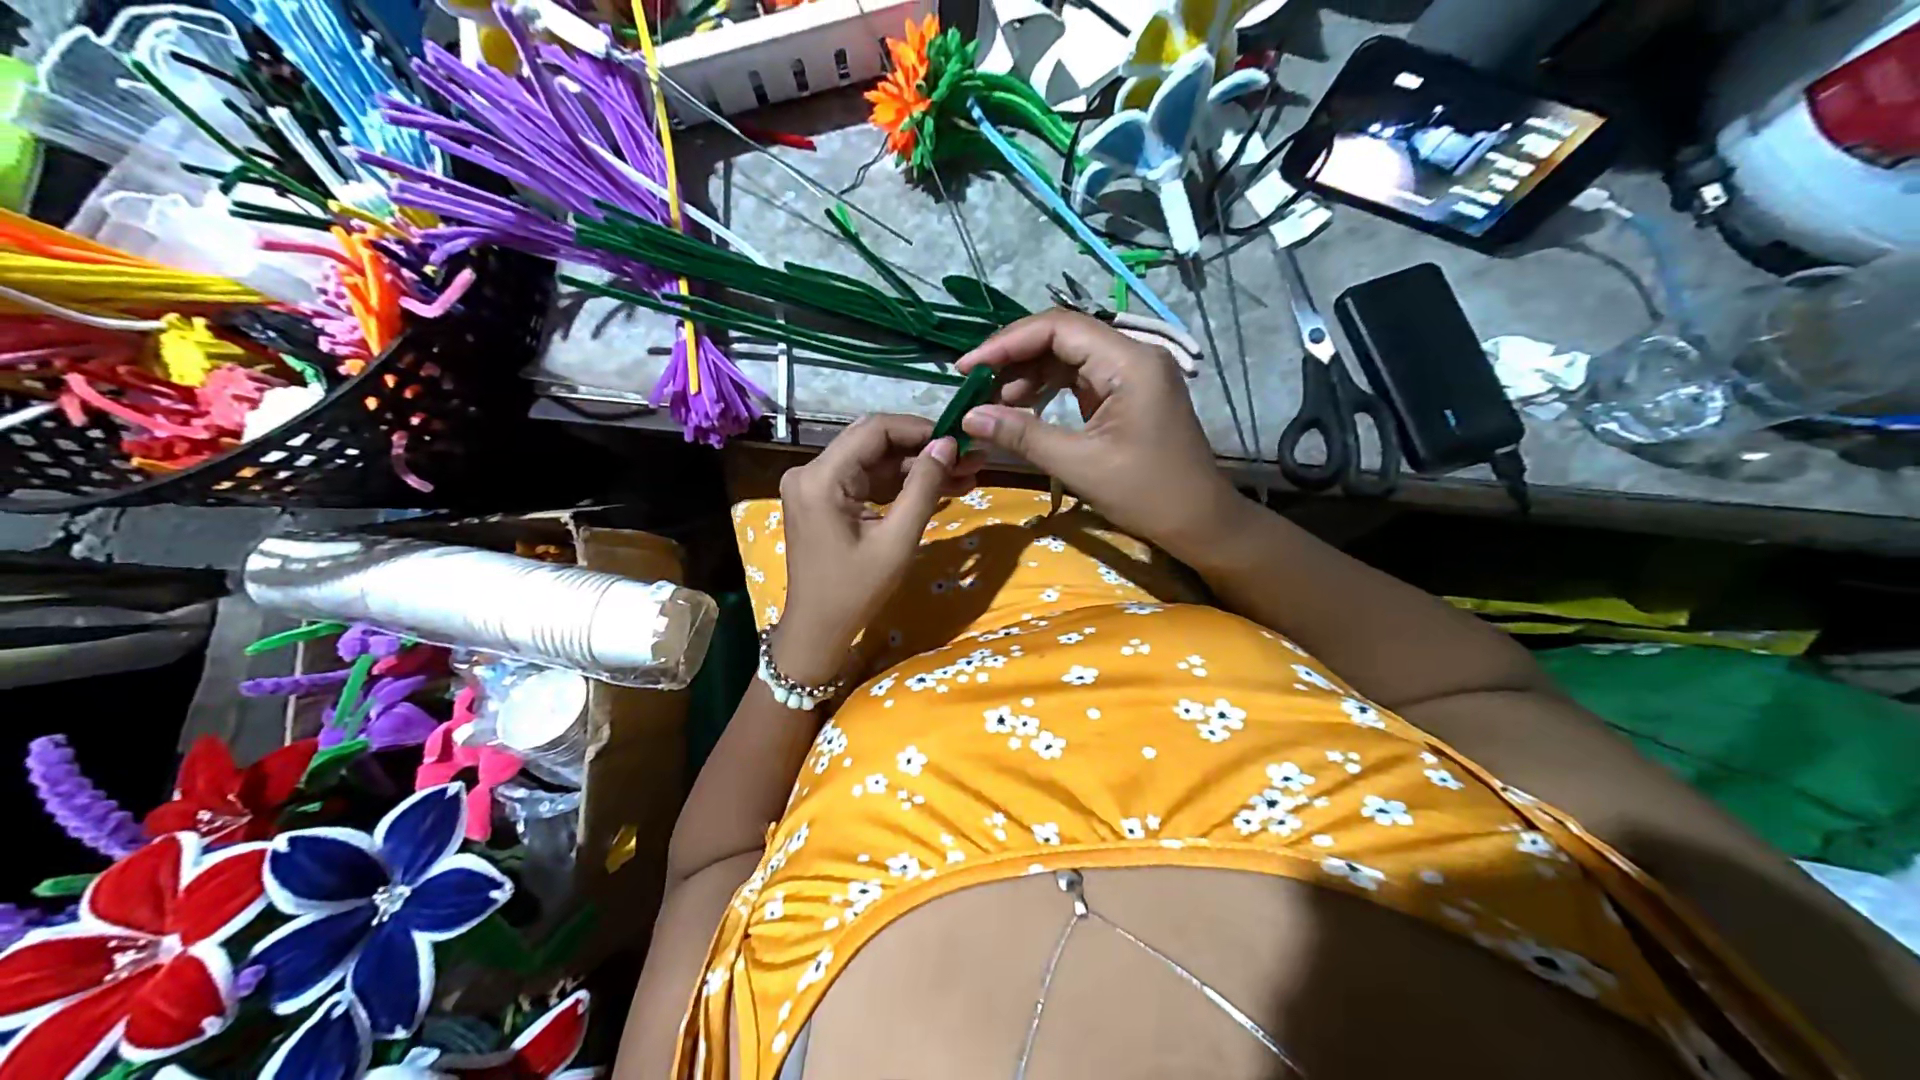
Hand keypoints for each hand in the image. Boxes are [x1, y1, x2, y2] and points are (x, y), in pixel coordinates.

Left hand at [774, 414, 980, 683]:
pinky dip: (899, 484)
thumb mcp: (897, 540)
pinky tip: (939, 487)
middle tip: (969, 457)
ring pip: (874, 461)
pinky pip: (866, 480)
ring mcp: (815, 484)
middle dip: (923, 448)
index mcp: (821, 478)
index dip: (920, 429)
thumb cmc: (856, 590)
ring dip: (916, 467)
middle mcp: (811, 471)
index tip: (959, 438)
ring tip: (965, 474)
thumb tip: (948, 444)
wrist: (819, 628)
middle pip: (874, 442)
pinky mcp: (824, 498)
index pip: (875, 430)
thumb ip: (923, 487)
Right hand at [957, 310, 1246, 564]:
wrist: (1198, 521)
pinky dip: (1047, 391)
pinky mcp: (1126, 393)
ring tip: (992, 403)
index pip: (1058, 327)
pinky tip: (1021, 408)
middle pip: (1061, 337)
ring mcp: (1131, 373)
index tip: (966, 369)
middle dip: (1013, 359)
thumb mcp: (1079, 464)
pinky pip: (1078, 379)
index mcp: (1128, 361)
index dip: (1006, 343)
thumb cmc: (1146, 493)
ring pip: (1067, 357)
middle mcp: (1132, 355)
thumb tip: (970, 417)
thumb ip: (1023, 435)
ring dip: (1027, 376)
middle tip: (973, 387)